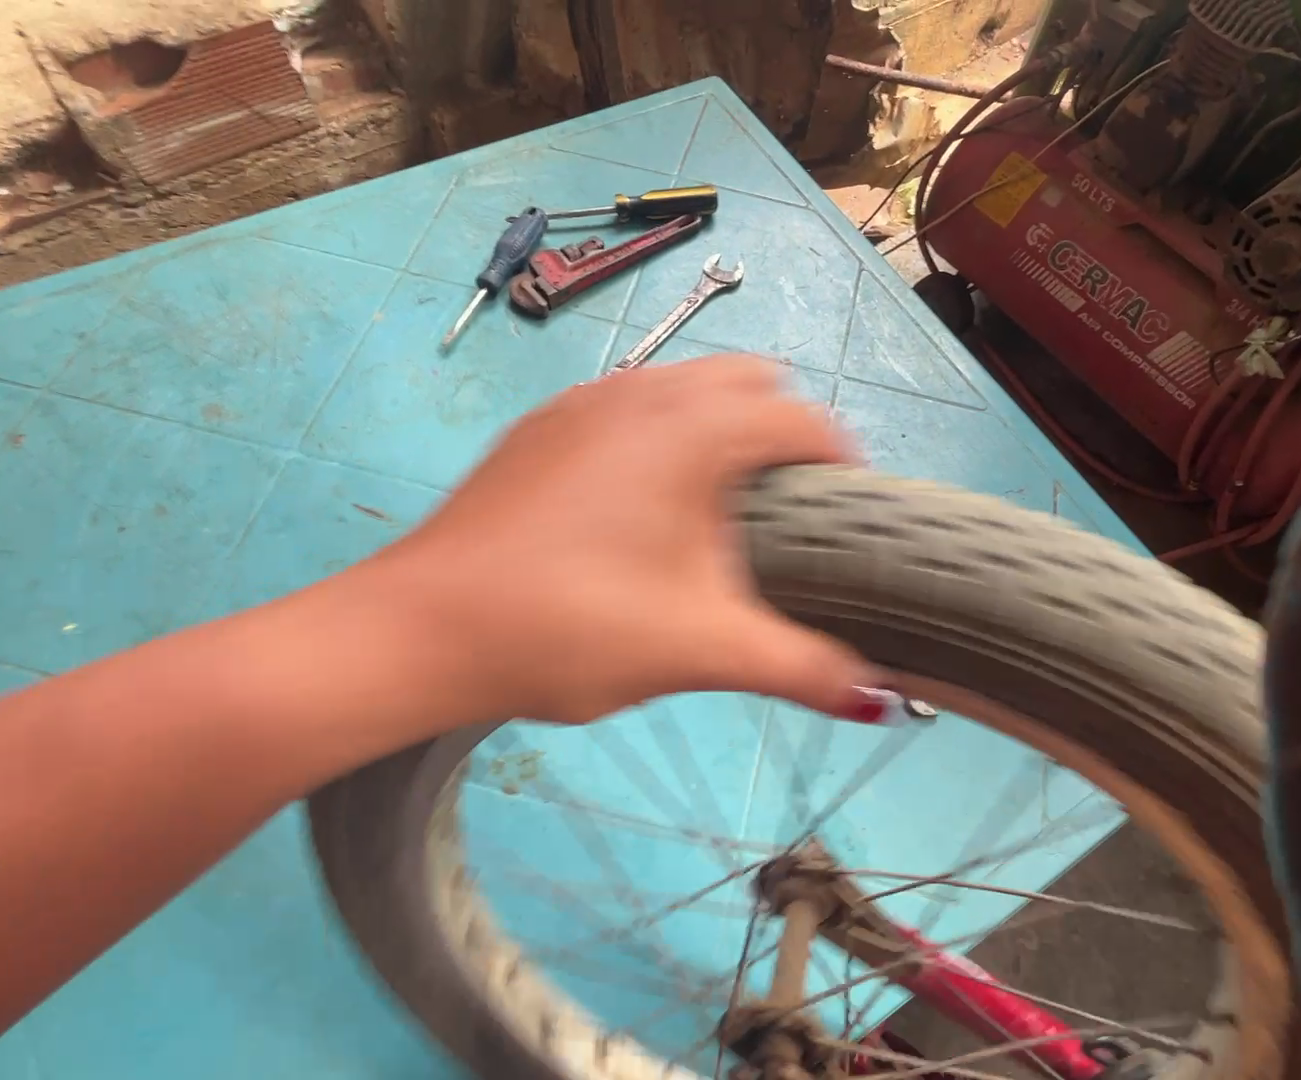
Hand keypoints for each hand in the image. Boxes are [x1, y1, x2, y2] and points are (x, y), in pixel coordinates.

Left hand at [326, 354, 876, 734]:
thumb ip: (799, 668)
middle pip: (750, 380)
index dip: (841, 462)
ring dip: (723, 427)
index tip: (848, 516)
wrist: (422, 628)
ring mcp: (585, 401)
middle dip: (784, 432)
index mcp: (694, 429)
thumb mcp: (699, 651)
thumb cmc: (571, 628)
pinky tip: (641, 507)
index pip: (802, 417)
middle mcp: (644, 392)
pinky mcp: (543, 425)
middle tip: (786, 510)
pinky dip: (664, 433)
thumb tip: (877, 700)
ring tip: (719, 507)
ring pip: (686, 384)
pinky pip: (630, 405)